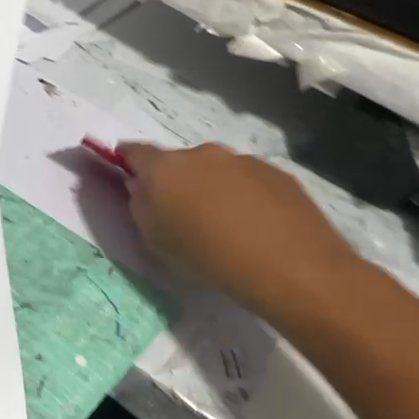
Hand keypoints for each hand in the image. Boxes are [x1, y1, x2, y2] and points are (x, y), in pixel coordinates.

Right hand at [121, 142, 359, 311]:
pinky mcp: (280, 174)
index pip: (132, 151)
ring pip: (215, 170)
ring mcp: (245, 161)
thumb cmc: (206, 255)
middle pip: (178, 161)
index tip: (127, 178)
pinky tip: (254, 224)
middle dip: (174, 179)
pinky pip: (249, 180)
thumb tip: (142, 188)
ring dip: (211, 187)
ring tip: (223, 222)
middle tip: (179, 211)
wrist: (292, 267)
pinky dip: (244, 195)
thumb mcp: (152, 238)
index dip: (126, 162)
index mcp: (163, 167)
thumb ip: (140, 206)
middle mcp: (202, 154)